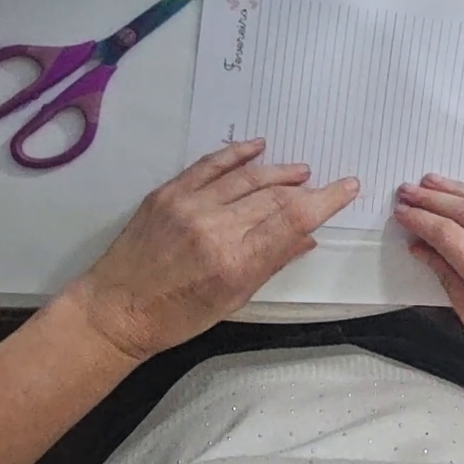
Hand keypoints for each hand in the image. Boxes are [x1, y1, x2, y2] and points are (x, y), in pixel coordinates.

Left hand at [68, 139, 357, 362]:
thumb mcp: (233, 300)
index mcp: (236, 263)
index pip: (293, 220)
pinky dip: (237, 153)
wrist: (116, 310)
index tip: (348, 187)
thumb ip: (272, 262)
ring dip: (280, 171)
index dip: (326, 200)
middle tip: (323, 185)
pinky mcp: (169, 193)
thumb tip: (309, 236)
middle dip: (307, 189)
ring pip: (248, 177)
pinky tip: (259, 146)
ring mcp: (190, 206)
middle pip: (275, 197)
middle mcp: (216, 229)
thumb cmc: (178, 316)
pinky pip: (210, 164)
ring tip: (301, 170)